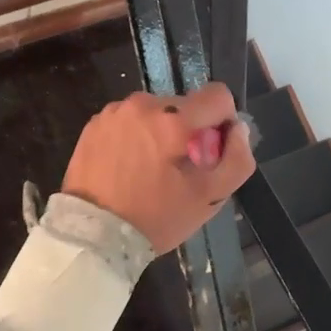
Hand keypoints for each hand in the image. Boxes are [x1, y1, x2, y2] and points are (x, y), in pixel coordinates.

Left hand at [61, 83, 256, 253]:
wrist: (92, 235)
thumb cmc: (155, 217)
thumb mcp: (208, 197)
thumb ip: (236, 159)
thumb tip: (237, 129)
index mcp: (173, 119)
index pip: (218, 96)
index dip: (224, 121)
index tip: (213, 150)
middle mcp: (143, 105)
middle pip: (184, 106)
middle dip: (189, 131)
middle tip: (180, 170)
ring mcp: (115, 112)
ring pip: (155, 113)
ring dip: (161, 132)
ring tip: (150, 170)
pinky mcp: (95, 123)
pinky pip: (128, 121)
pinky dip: (135, 136)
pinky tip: (128, 166)